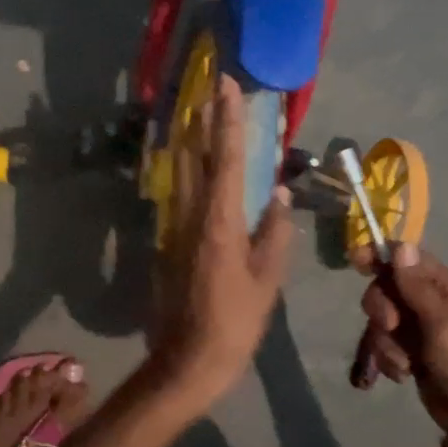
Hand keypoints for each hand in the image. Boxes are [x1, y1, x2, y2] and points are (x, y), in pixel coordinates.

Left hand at [153, 75, 294, 397]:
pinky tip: (191, 161)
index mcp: (219, 222)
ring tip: (199, 110)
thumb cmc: (235, 323)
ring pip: (180, 171)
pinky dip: (186, 167)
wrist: (187, 361)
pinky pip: (177, 192)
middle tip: (210, 86)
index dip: (227, 120)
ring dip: (191, 138)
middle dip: (203, 118)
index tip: (227, 85)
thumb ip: (274, 235)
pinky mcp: (167, 241)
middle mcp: (191, 216)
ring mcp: (174, 227)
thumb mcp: (266, 282)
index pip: (226, 160)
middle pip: (195, 156)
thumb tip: (280, 196)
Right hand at [354, 244, 447, 446]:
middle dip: (381, 309)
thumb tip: (401, 246)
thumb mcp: (442, 323)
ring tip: (404, 363)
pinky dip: (389, 358)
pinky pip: (384, 343)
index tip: (356, 263)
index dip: (380, 255)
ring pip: (381, 318)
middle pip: (386, 287)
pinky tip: (404, 374)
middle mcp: (430, 301)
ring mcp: (419, 327)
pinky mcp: (410, 350)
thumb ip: (418, 286)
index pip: (406, 257)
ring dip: (386, 342)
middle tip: (391, 326)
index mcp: (445, 287)